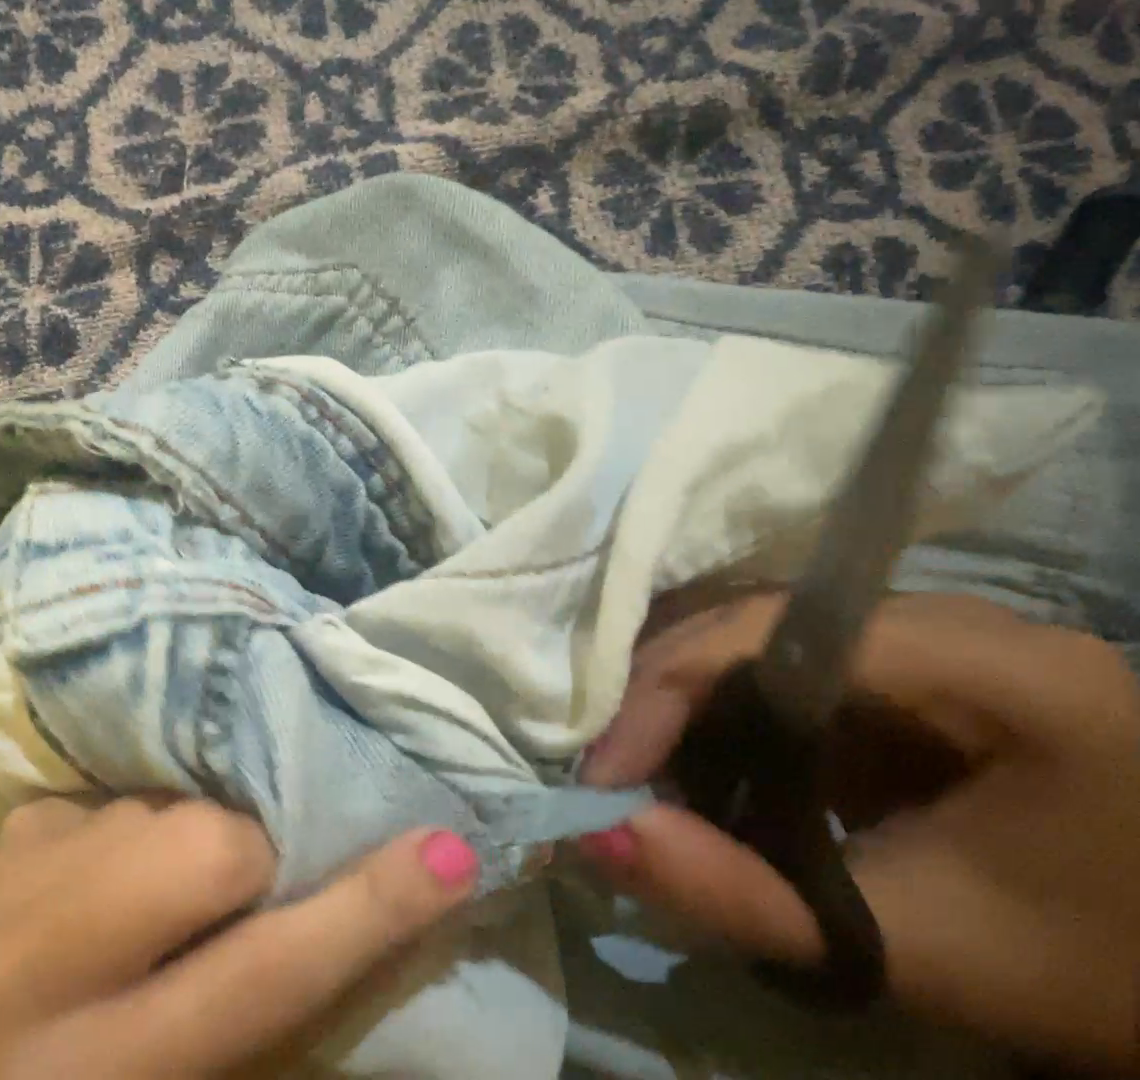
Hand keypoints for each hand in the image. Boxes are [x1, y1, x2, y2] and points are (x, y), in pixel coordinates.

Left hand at [0, 796, 479, 1078]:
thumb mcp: (183, 1073)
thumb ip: (256, 995)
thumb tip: (346, 895)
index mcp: (114, 1064)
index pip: (263, 975)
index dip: (363, 911)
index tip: (451, 852)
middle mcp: (46, 965)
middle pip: (204, 852)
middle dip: (250, 855)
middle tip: (244, 885)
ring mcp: (16, 879)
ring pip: (160, 809)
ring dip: (188, 837)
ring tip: (159, 887)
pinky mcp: (7, 832)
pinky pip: (114, 797)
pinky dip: (138, 824)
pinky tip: (109, 867)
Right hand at [576, 590, 1139, 1071]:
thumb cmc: (1068, 970)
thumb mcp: (897, 947)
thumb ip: (734, 894)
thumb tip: (586, 833)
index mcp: (1003, 672)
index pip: (782, 633)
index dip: (666, 688)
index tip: (602, 774)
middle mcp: (974, 626)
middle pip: (767, 625)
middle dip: (668, 696)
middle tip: (612, 776)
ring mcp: (952, 644)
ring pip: (770, 643)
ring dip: (694, 704)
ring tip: (649, 773)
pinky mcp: (930, 675)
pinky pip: (798, 671)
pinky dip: (736, 715)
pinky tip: (710, 766)